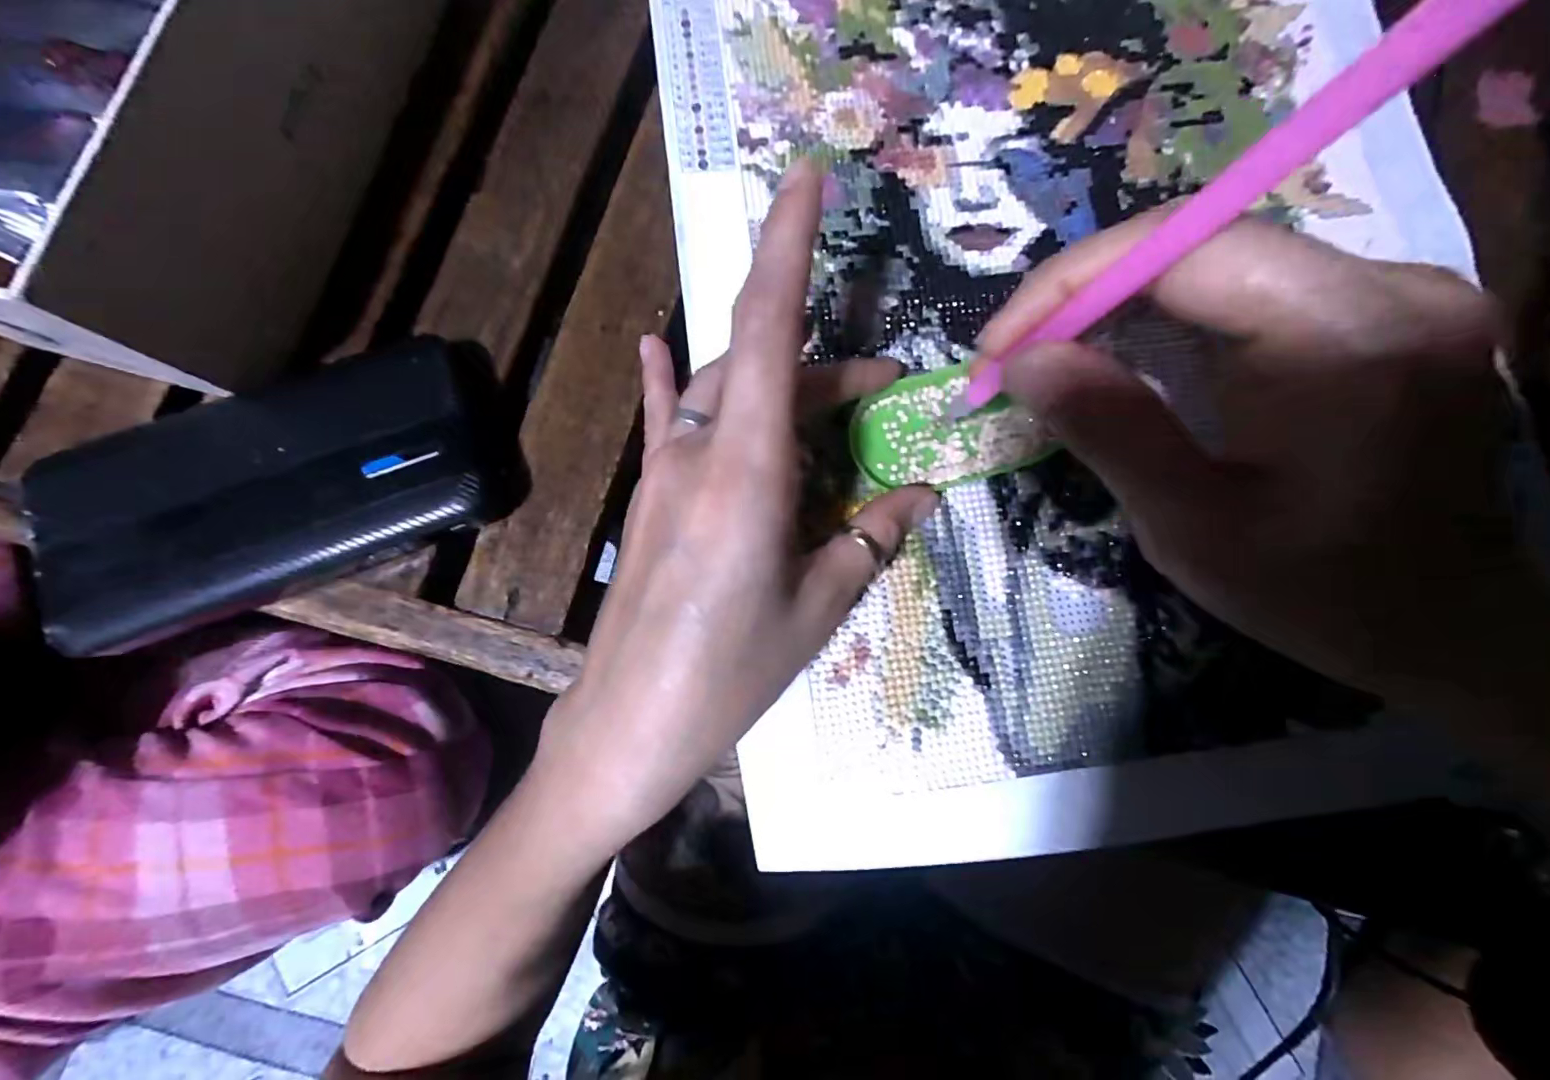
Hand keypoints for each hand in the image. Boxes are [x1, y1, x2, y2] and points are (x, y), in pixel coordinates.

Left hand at [536, 161, 938, 845]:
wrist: (627, 723)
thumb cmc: (730, 674)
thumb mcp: (816, 606)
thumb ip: (868, 538)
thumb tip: (921, 495)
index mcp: (748, 472)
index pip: (770, 331)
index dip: (786, 248)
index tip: (806, 184)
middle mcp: (699, 453)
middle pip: (763, 364)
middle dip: (827, 363)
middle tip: (881, 391)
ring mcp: (664, 471)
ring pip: (724, 390)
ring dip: (780, 382)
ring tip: (830, 408)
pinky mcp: (648, 496)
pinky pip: (666, 420)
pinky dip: (670, 379)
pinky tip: (657, 346)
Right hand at [981, 209, 1524, 699]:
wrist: (1449, 627)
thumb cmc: (1315, 593)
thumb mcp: (1190, 527)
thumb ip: (1110, 432)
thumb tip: (1023, 363)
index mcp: (1349, 339)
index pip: (1188, 248)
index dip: (1074, 280)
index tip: (999, 345)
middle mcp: (1390, 285)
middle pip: (1200, 242)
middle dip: (1084, 292)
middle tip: (1012, 355)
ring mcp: (1395, 288)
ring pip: (1217, 260)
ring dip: (1118, 302)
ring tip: (1051, 355)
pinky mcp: (1381, 308)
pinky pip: (1246, 287)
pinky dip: (1166, 316)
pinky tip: (1122, 356)